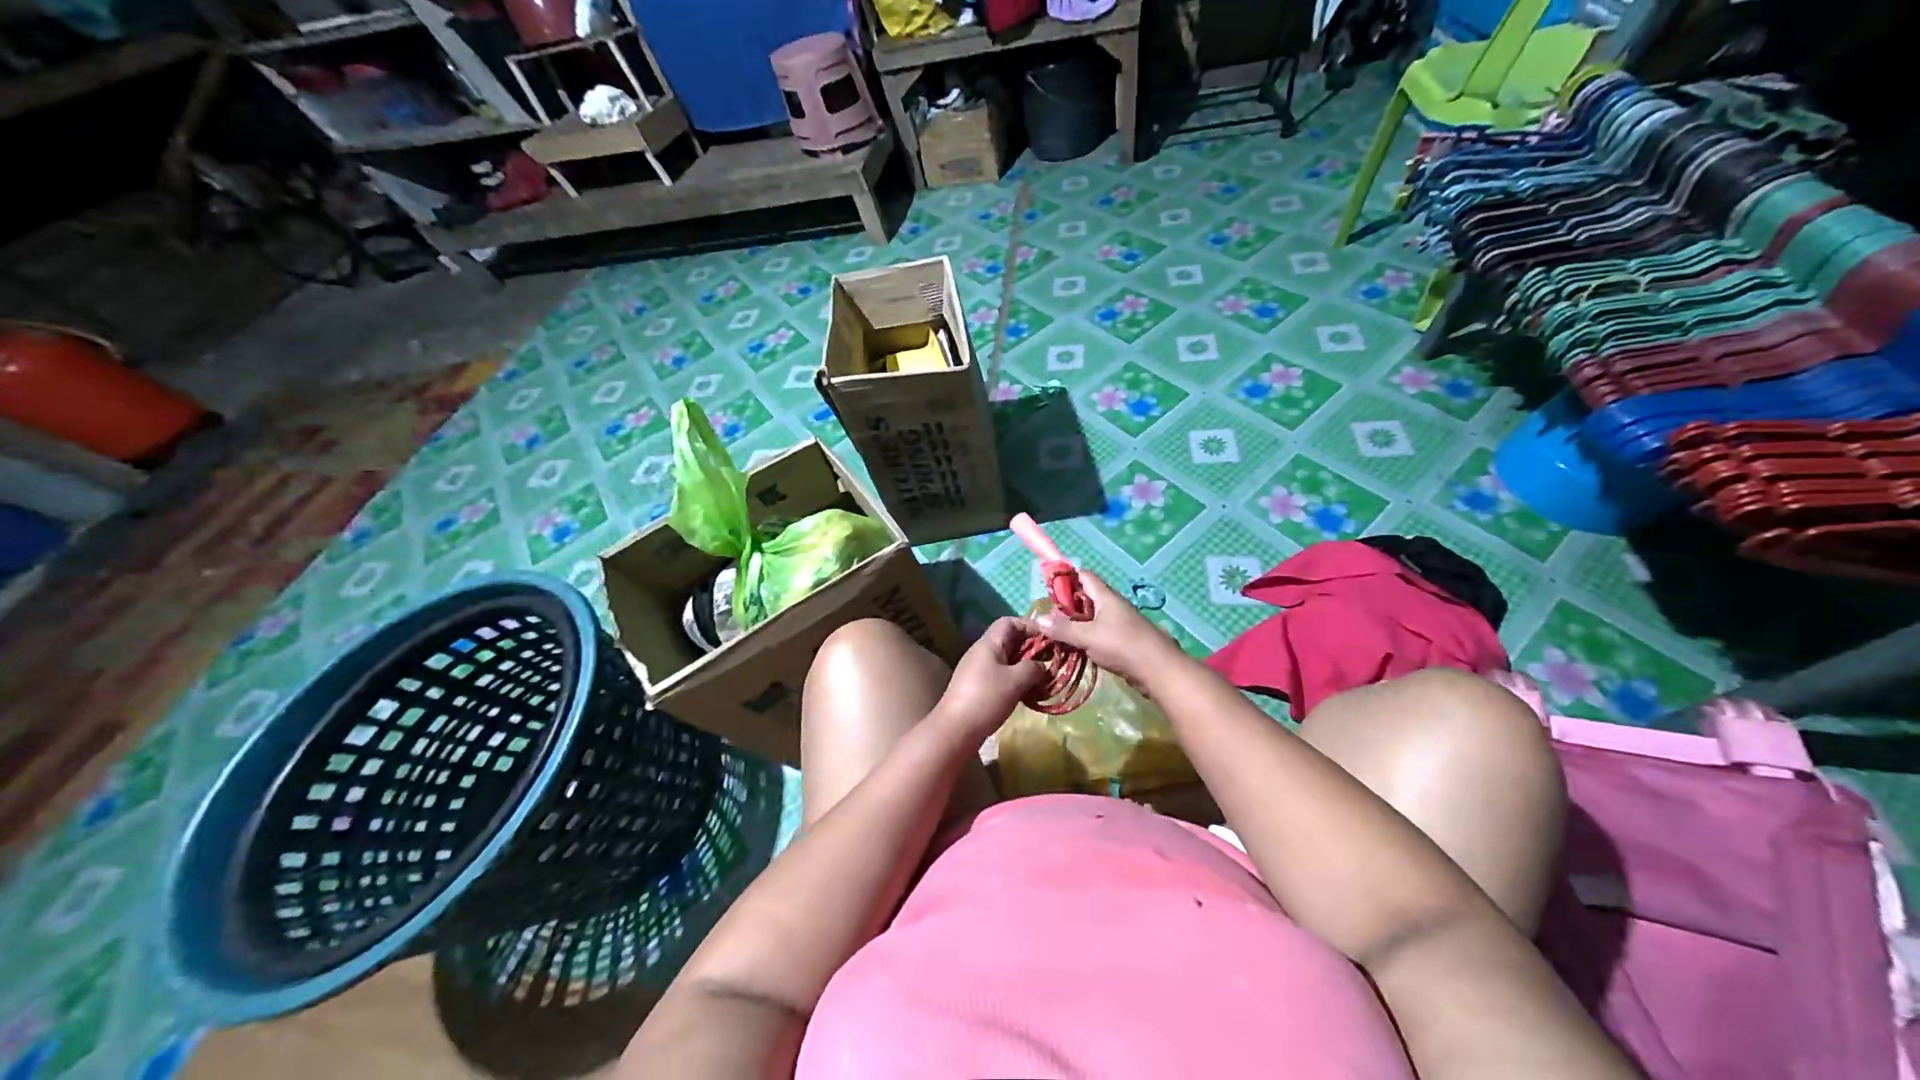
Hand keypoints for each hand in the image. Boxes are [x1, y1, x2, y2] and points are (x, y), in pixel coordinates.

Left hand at [931, 617, 1046, 744]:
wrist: (956, 729)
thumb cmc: (987, 698)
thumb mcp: (1016, 680)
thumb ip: (1034, 668)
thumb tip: (1042, 667)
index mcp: (988, 644)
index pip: (1009, 622)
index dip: (1030, 626)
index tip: (1049, 639)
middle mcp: (982, 652)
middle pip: (1010, 641)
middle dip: (1032, 649)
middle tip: (1051, 662)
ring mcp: (978, 670)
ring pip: (1007, 661)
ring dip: (1025, 668)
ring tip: (1043, 681)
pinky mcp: (978, 688)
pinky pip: (1001, 677)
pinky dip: (1016, 681)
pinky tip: (1028, 695)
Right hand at [1026, 570, 1184, 689]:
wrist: (1158, 670)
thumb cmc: (1123, 646)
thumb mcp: (1088, 636)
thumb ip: (1063, 628)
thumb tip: (1037, 619)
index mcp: (1105, 597)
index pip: (1083, 576)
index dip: (1065, 577)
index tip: (1047, 587)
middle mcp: (1112, 606)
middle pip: (1086, 597)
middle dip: (1066, 605)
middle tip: (1047, 616)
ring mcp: (1119, 624)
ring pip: (1091, 617)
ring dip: (1075, 623)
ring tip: (1056, 633)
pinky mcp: (1122, 641)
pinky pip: (1098, 633)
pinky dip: (1085, 637)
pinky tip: (1074, 648)